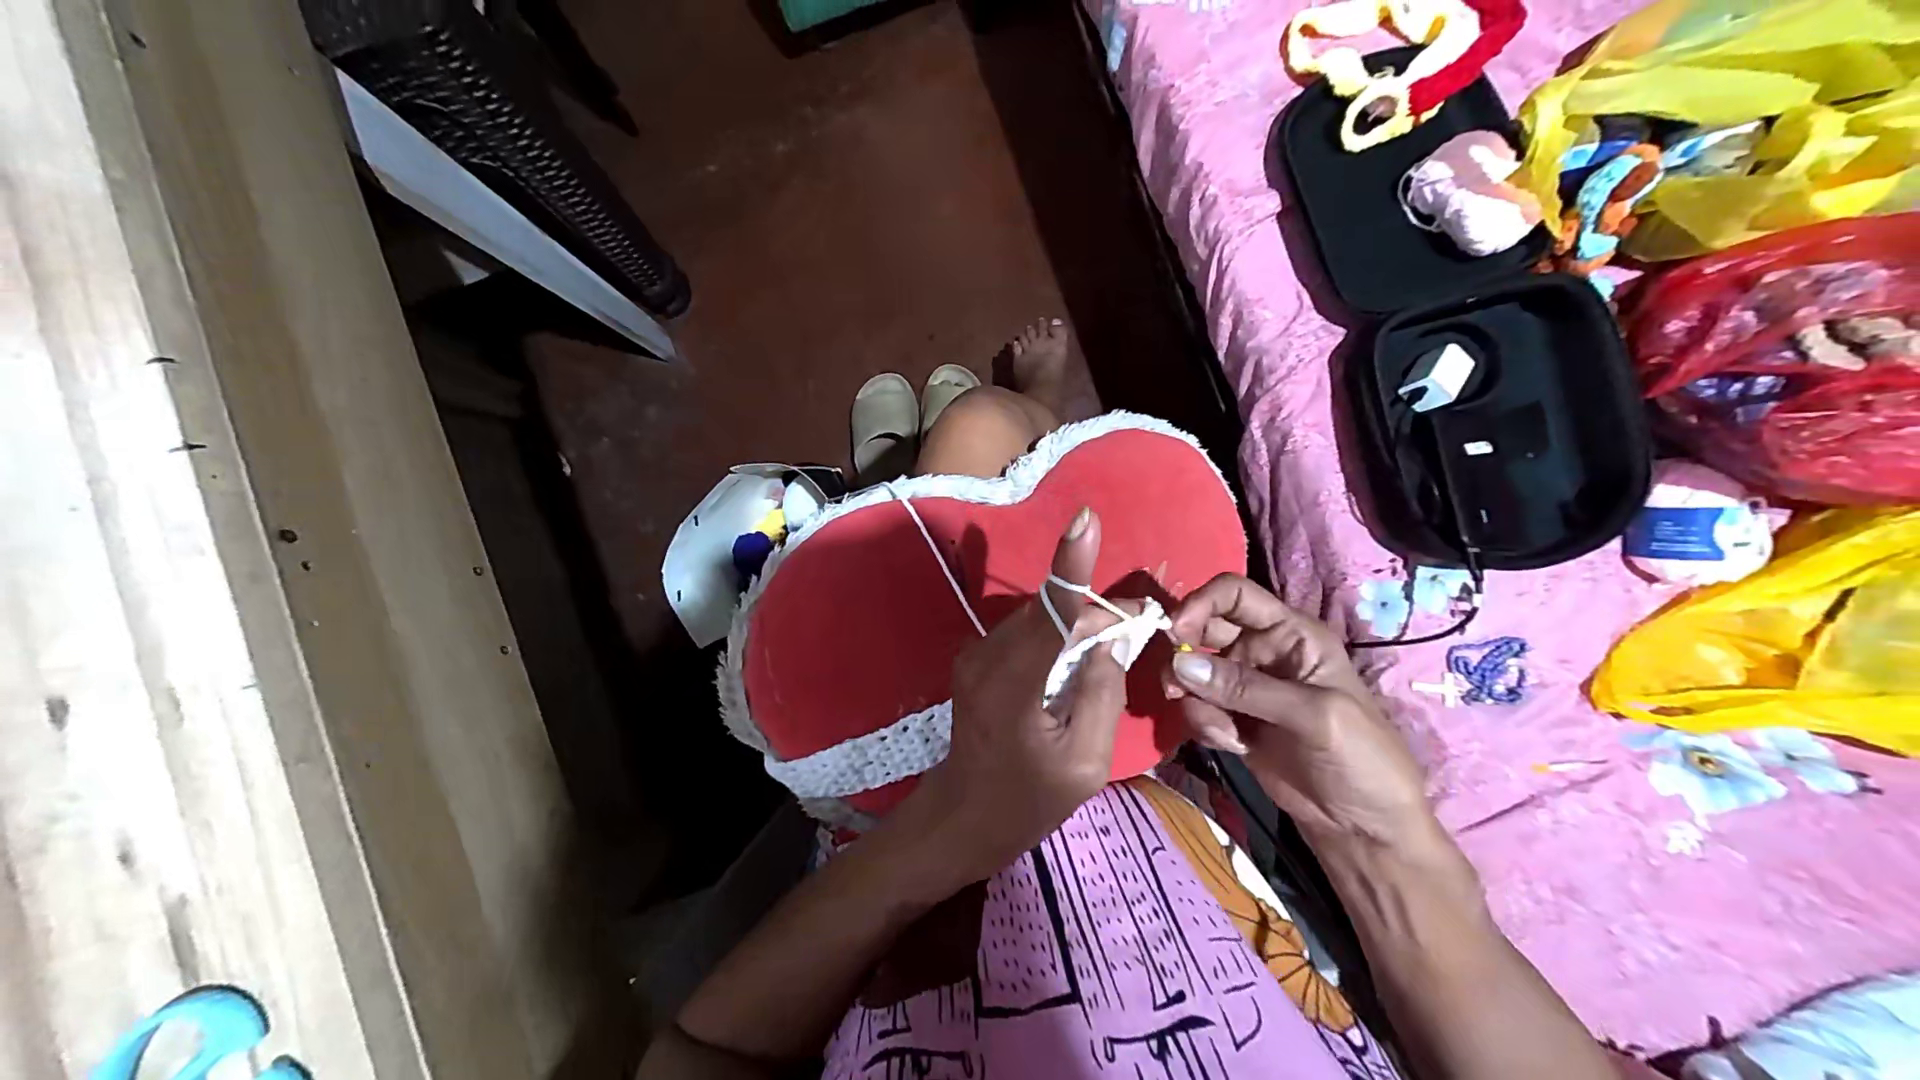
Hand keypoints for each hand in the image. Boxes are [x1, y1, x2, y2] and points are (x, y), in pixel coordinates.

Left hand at [905, 507, 1126, 887]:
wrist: (962, 815)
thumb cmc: (1028, 800)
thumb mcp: (1085, 761)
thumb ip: (1102, 692)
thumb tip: (1112, 637)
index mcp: (1013, 685)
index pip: (1048, 613)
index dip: (1069, 565)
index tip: (1085, 519)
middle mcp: (987, 657)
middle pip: (1051, 612)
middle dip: (1096, 611)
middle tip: (1139, 621)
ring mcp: (975, 655)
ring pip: (1039, 620)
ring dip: (1076, 626)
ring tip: (1108, 652)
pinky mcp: (975, 658)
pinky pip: (1026, 634)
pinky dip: (1055, 638)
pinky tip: (1073, 665)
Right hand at [1163, 574, 1439, 855]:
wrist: (1365, 828)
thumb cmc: (1362, 759)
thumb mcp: (1315, 716)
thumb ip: (1247, 688)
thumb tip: (1180, 665)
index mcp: (1291, 634)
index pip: (1235, 594)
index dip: (1201, 603)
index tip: (1176, 632)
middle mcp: (1262, 651)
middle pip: (1202, 630)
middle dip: (1183, 654)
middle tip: (1175, 687)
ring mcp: (1244, 686)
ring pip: (1193, 672)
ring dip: (1195, 700)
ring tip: (1222, 733)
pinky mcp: (1231, 719)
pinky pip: (1197, 707)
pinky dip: (1202, 724)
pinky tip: (1231, 746)